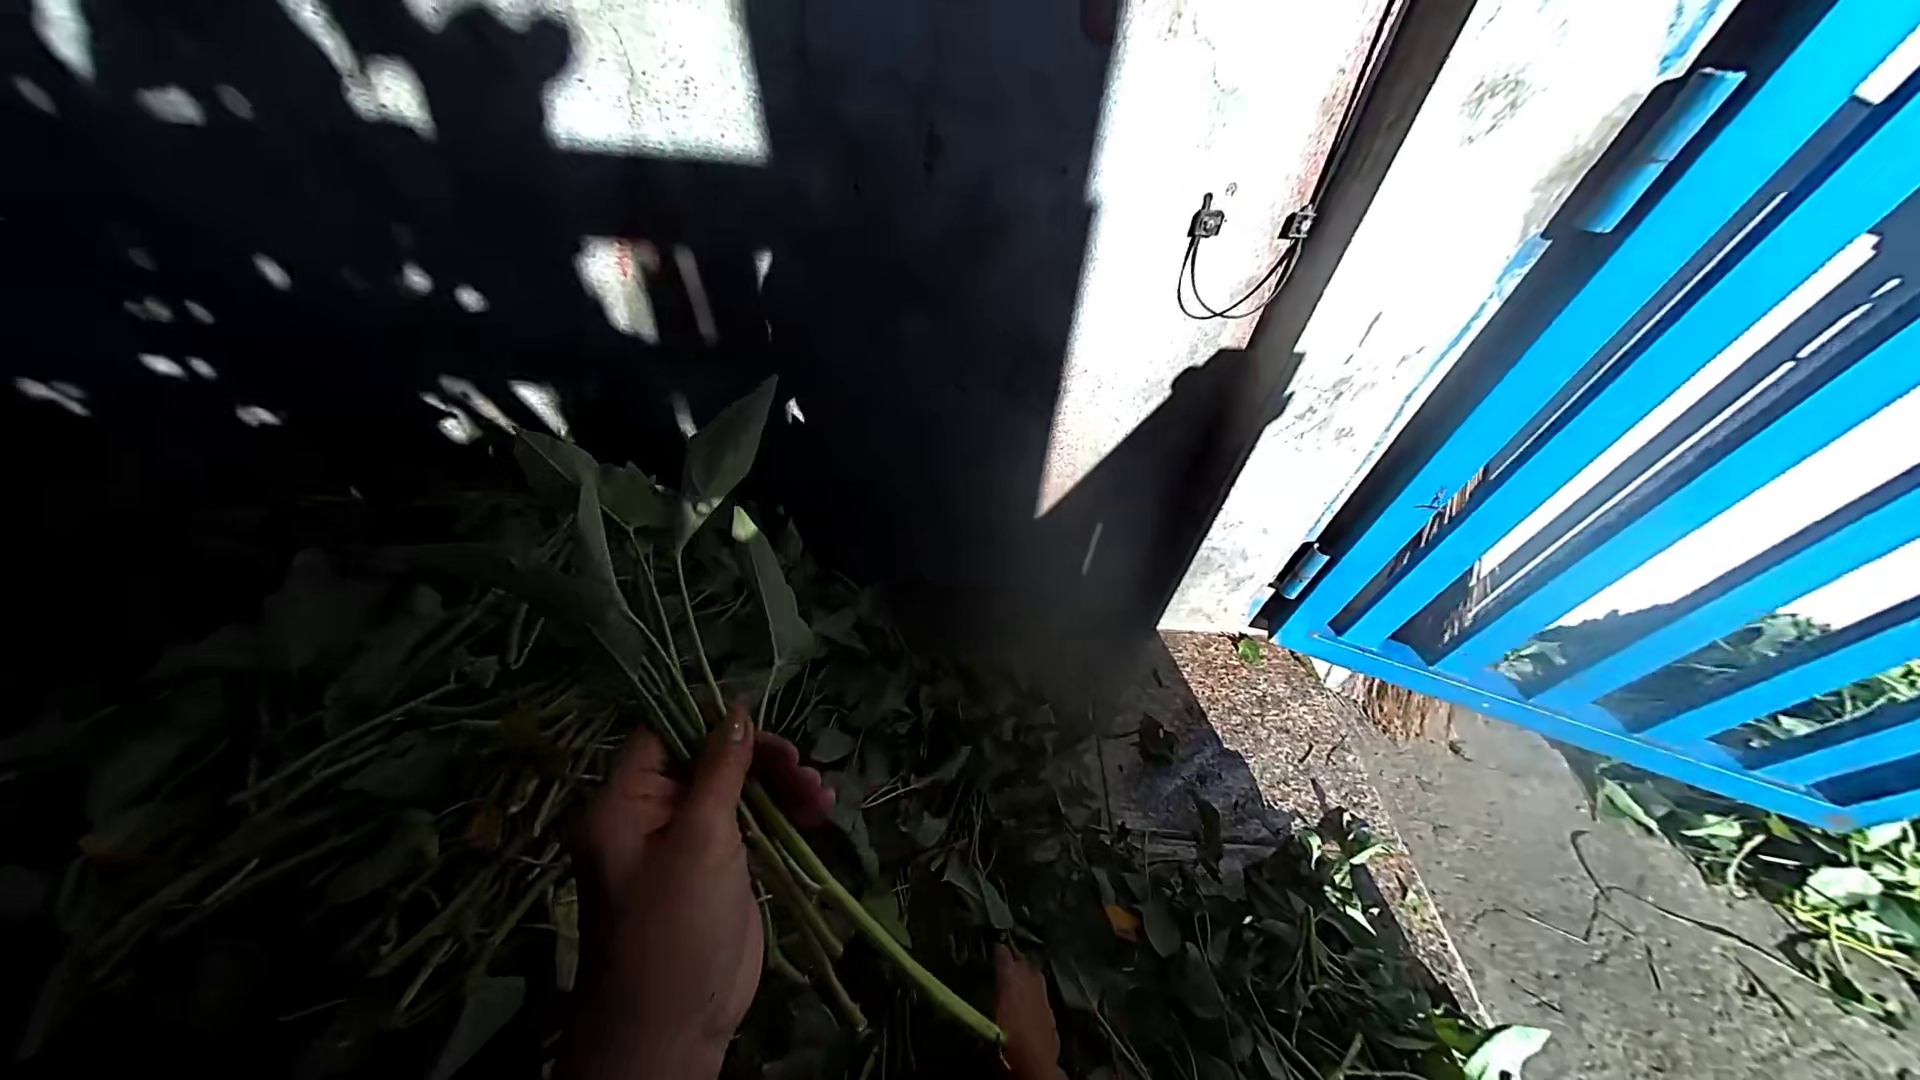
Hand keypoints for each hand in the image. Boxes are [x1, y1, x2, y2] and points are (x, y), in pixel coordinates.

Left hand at [569, 704, 832, 1079]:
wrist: (677, 1028)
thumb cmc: (677, 925)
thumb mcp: (701, 836)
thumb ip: (721, 767)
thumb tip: (734, 708)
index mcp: (626, 801)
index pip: (665, 733)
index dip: (710, 720)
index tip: (758, 721)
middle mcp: (654, 812)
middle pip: (711, 757)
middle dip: (760, 757)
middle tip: (800, 765)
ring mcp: (690, 838)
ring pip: (740, 787)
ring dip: (782, 783)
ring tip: (818, 795)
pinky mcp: (721, 860)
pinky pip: (754, 818)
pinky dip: (786, 811)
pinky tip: (819, 811)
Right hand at [996, 946, 1066, 1079]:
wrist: (1035, 1072)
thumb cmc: (1006, 1051)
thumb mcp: (988, 1028)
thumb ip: (987, 1006)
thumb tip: (972, 1000)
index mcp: (1009, 986)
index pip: (1004, 958)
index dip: (999, 950)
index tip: (994, 944)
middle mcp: (1028, 987)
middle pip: (1023, 963)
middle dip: (1016, 959)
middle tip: (1006, 960)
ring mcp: (1043, 999)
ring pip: (1036, 975)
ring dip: (1028, 973)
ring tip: (1020, 975)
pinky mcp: (1052, 1015)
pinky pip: (1043, 994)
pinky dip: (1036, 992)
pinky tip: (1032, 998)